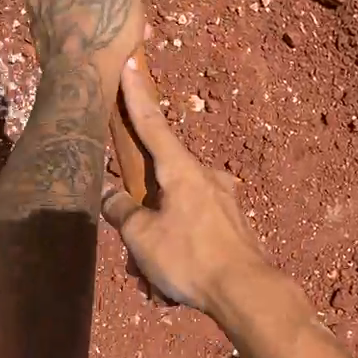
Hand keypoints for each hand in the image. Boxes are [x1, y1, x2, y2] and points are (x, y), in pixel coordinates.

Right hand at [99, 62, 272, 313]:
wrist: (246, 293)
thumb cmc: (190, 258)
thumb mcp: (143, 237)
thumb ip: (122, 213)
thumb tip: (111, 197)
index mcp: (182, 171)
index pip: (152, 125)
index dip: (137, 96)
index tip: (131, 64)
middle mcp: (206, 178)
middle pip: (159, 185)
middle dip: (141, 219)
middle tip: (134, 254)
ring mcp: (223, 202)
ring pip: (174, 215)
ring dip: (157, 247)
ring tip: (154, 282)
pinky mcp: (232, 227)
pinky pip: (192, 234)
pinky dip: (177, 257)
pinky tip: (172, 289)